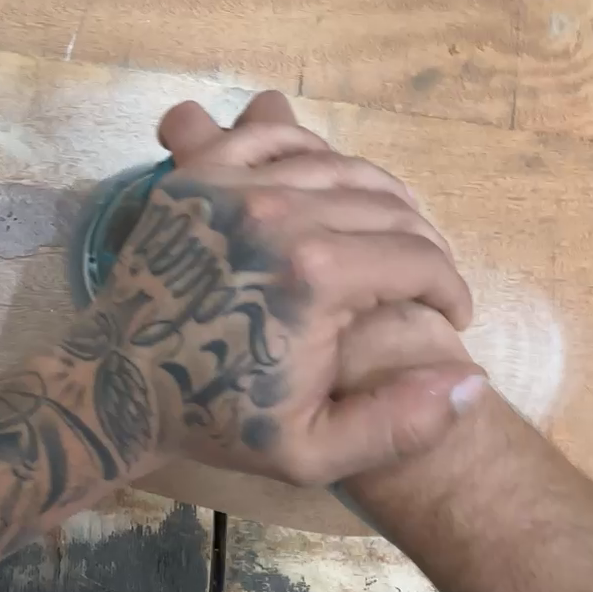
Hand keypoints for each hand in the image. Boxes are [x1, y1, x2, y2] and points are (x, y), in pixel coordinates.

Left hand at [63, 92, 484, 486]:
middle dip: (423, 244)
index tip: (450, 313)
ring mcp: (236, 186)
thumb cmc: (214, 419)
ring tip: (387, 234)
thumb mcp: (311, 452)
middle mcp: (282, 212)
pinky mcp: (201, 178)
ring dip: (380, 198)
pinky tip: (325, 176)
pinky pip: (273, 139)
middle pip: (387, 205)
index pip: (419, 258)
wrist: (119, 386)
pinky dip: (311, 149)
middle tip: (423, 278)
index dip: (449, 288)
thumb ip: (401, 423)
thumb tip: (473, 379)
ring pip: (339, 167)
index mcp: (318, 275)